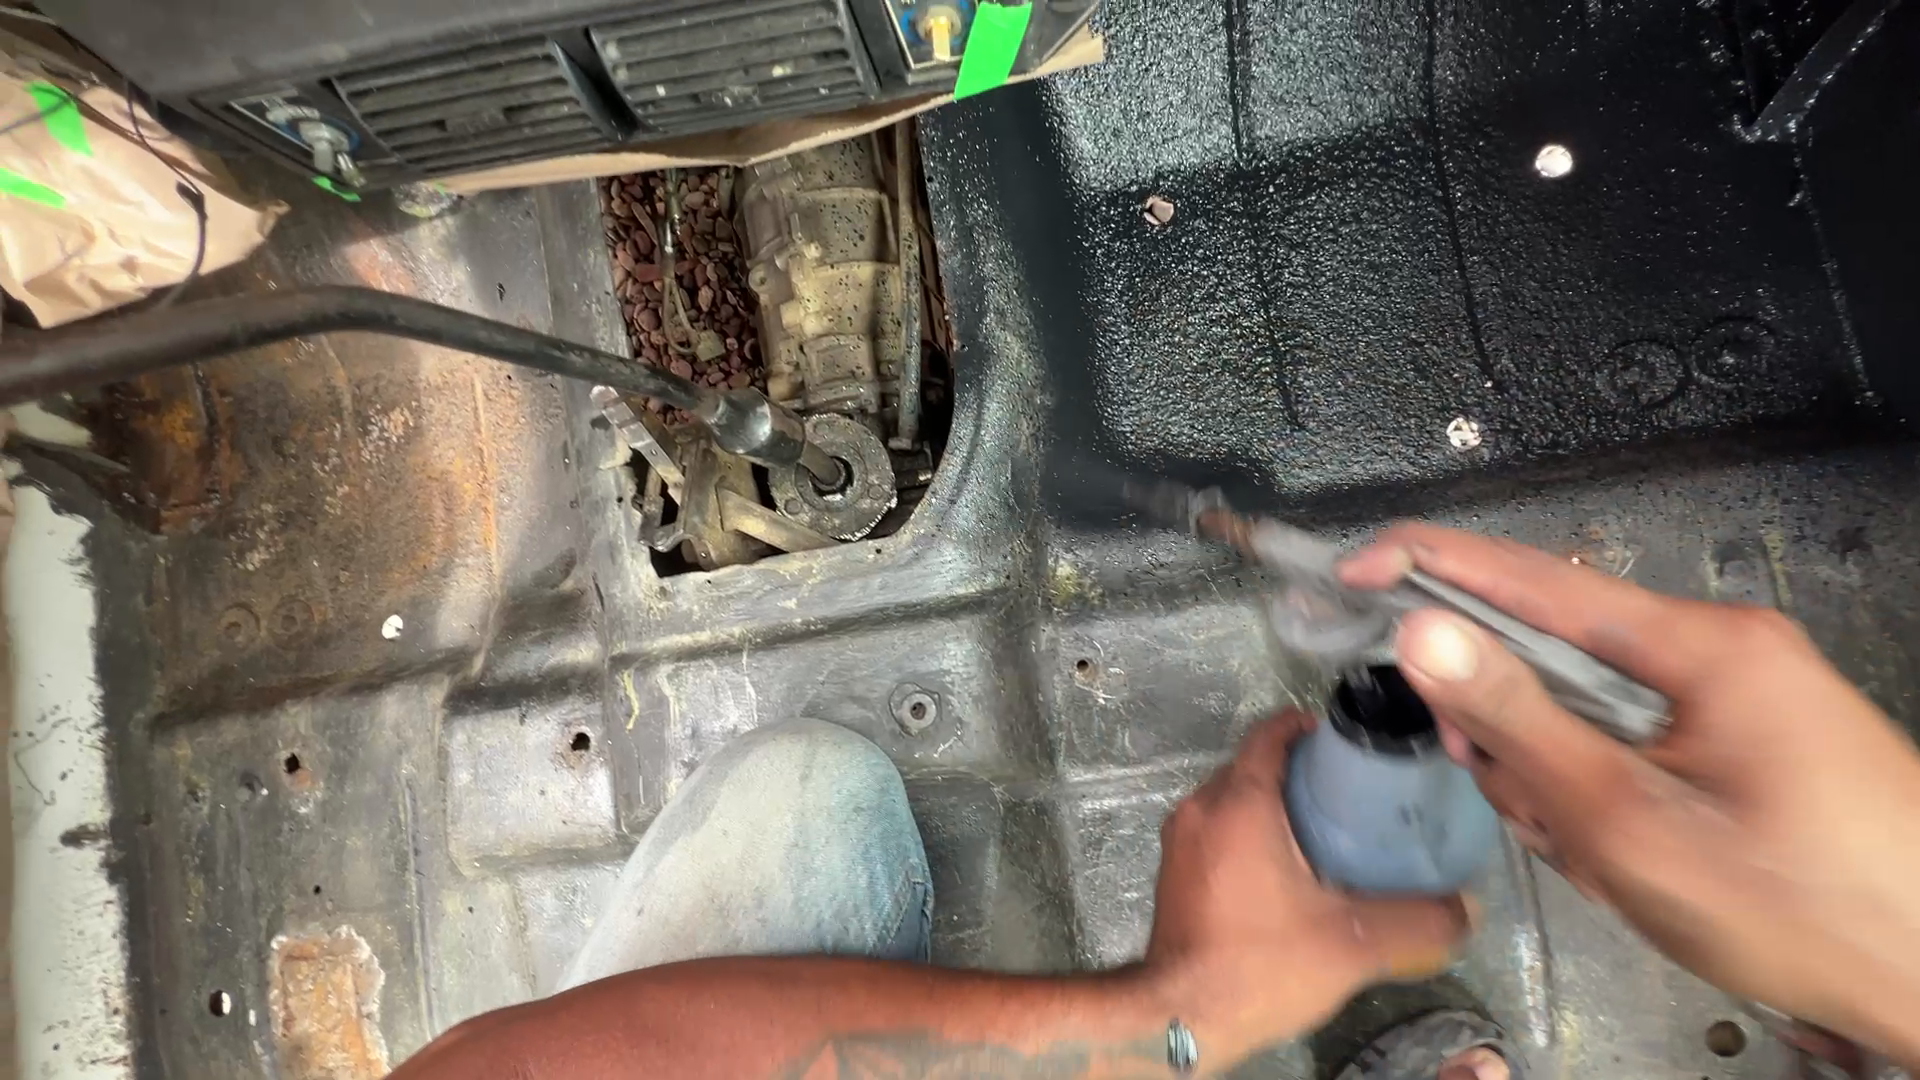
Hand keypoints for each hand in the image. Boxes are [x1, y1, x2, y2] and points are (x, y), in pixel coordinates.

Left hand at [1145, 711, 1473, 1063]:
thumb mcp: (1354, 943)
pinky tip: (1281, 864)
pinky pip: (1213, 823)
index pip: (1266, 736)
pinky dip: (1245, 826)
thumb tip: (1466, 905)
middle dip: (1292, 768)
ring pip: (1228, 795)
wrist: (1185, 1010)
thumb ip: (1419, 920)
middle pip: (1248, 764)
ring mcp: (1179, 834)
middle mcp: (1200, 805)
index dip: (1301, 727)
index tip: (1339, 739)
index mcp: (1238, 802)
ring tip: (1321, 828)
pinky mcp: (1172, 863)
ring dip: (1268, 799)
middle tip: (1345, 792)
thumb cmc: (1264, 961)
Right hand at [1340, 525, 1919, 1066]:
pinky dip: (1570, 776)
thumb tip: (1417, 629)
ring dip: (1534, 760)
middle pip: (1536, 645)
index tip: (1350, 571)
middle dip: (1495, 712)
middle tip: (1493, 773)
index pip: (1526, 577)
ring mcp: (1711, 688)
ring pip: (1559, 697)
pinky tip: (1593, 834)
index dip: (1425, 564)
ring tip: (1567, 833)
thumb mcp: (1628, 818)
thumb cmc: (1798, 909)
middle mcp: (1701, 647)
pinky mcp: (1712, 729)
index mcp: (1696, 644)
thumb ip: (1516, 716)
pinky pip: (1598, 729)